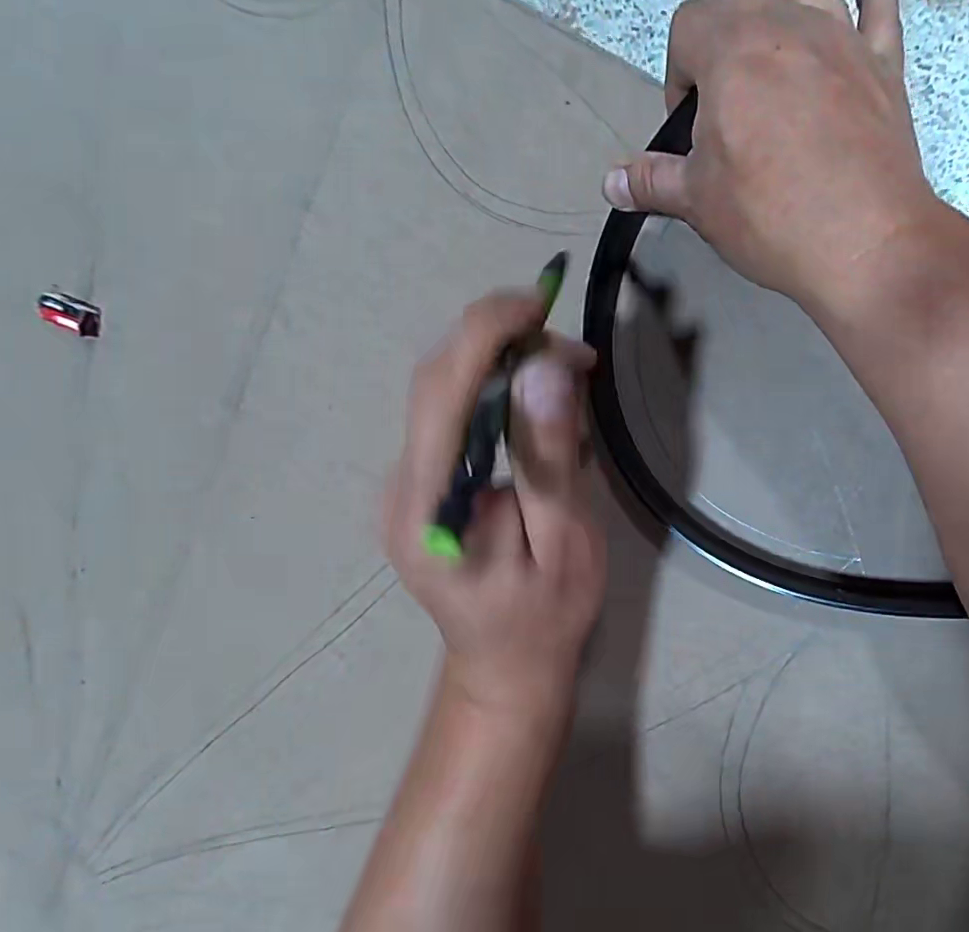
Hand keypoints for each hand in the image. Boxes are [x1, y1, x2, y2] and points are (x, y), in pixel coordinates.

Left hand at [381, 290, 605, 717]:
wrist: (502, 666)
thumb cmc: (543, 618)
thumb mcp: (566, 545)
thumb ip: (549, 460)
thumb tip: (545, 369)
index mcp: (427, 507)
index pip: (443, 392)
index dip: (486, 333)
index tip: (539, 303)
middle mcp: (399, 485)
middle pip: (436, 380)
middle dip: (499, 341)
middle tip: (568, 348)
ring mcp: (403, 481)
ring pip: (441, 388)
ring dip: (499, 359)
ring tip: (562, 368)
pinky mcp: (418, 479)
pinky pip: (450, 410)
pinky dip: (492, 384)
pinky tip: (533, 394)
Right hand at [603, 0, 968, 323]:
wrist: (863, 244)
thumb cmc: (774, 219)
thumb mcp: (697, 202)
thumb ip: (651, 181)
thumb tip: (613, 183)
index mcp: (733, 57)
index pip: (688, 24)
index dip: (677, 71)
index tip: (687, 120)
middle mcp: (787, 31)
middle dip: (719, 20)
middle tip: (718, 77)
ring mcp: (841, 42)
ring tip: (768, 14)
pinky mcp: (883, 67)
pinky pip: (880, 7)